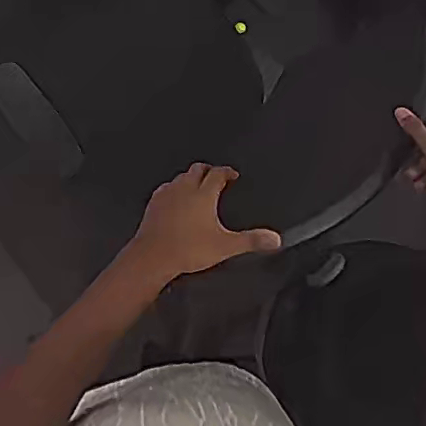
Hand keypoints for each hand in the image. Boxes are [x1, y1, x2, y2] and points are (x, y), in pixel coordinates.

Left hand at [120, 164, 282, 284]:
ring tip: (197, 186)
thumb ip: (251, 240)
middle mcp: (185, 189)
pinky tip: (175, 198)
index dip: (227, 171)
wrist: (152, 257)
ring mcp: (167, 194)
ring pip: (181, 176)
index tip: (232, 174)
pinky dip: (174, 189)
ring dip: (190, 178)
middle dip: (208, 170)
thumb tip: (273, 238)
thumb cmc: (187, 249)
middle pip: (198, 169)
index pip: (218, 173)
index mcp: (203, 194)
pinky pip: (166, 188)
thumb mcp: (225, 246)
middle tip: (215, 176)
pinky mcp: (154, 203)